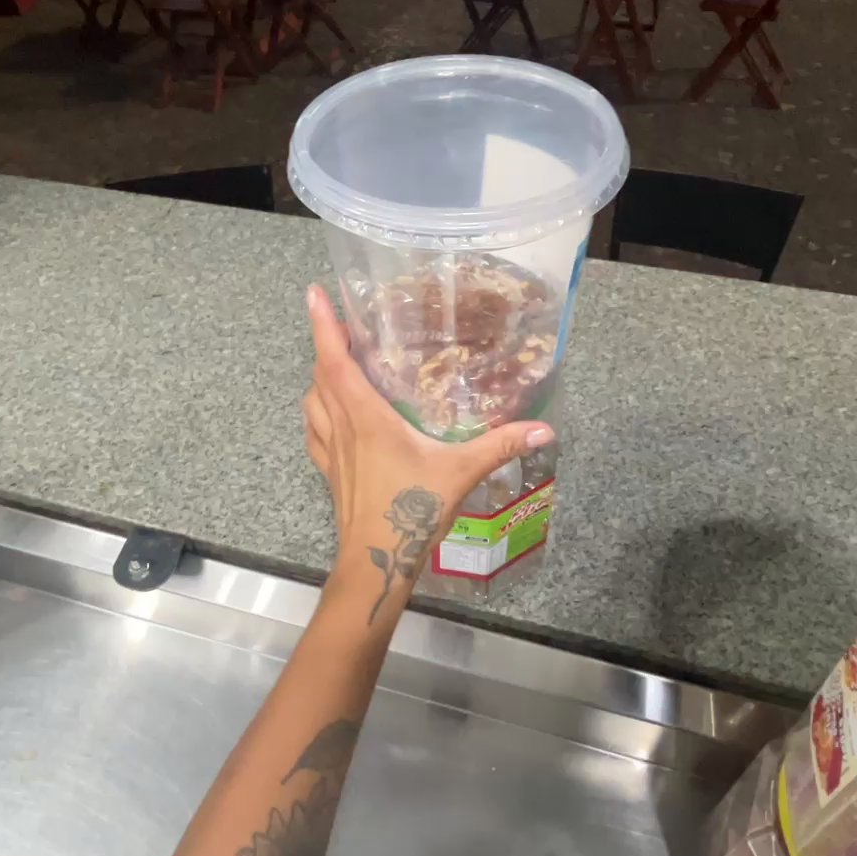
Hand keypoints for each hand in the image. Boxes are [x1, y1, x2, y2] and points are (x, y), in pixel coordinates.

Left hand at [301, 283, 552, 621]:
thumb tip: (544, 427)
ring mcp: (330, 451)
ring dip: (318, 376)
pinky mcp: (329, 472)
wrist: (374, 563)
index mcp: (366, 418)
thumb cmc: (409, 512)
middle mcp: (341, 427)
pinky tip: (328, 415)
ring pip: (312, 401)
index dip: (323, 325)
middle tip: (336, 320)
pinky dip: (316, 412)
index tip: (314, 292)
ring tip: (334, 362)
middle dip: (323, 343)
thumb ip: (500, 446)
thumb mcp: (459, 473)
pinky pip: (313, 431)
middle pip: (320, 374)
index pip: (335, 361)